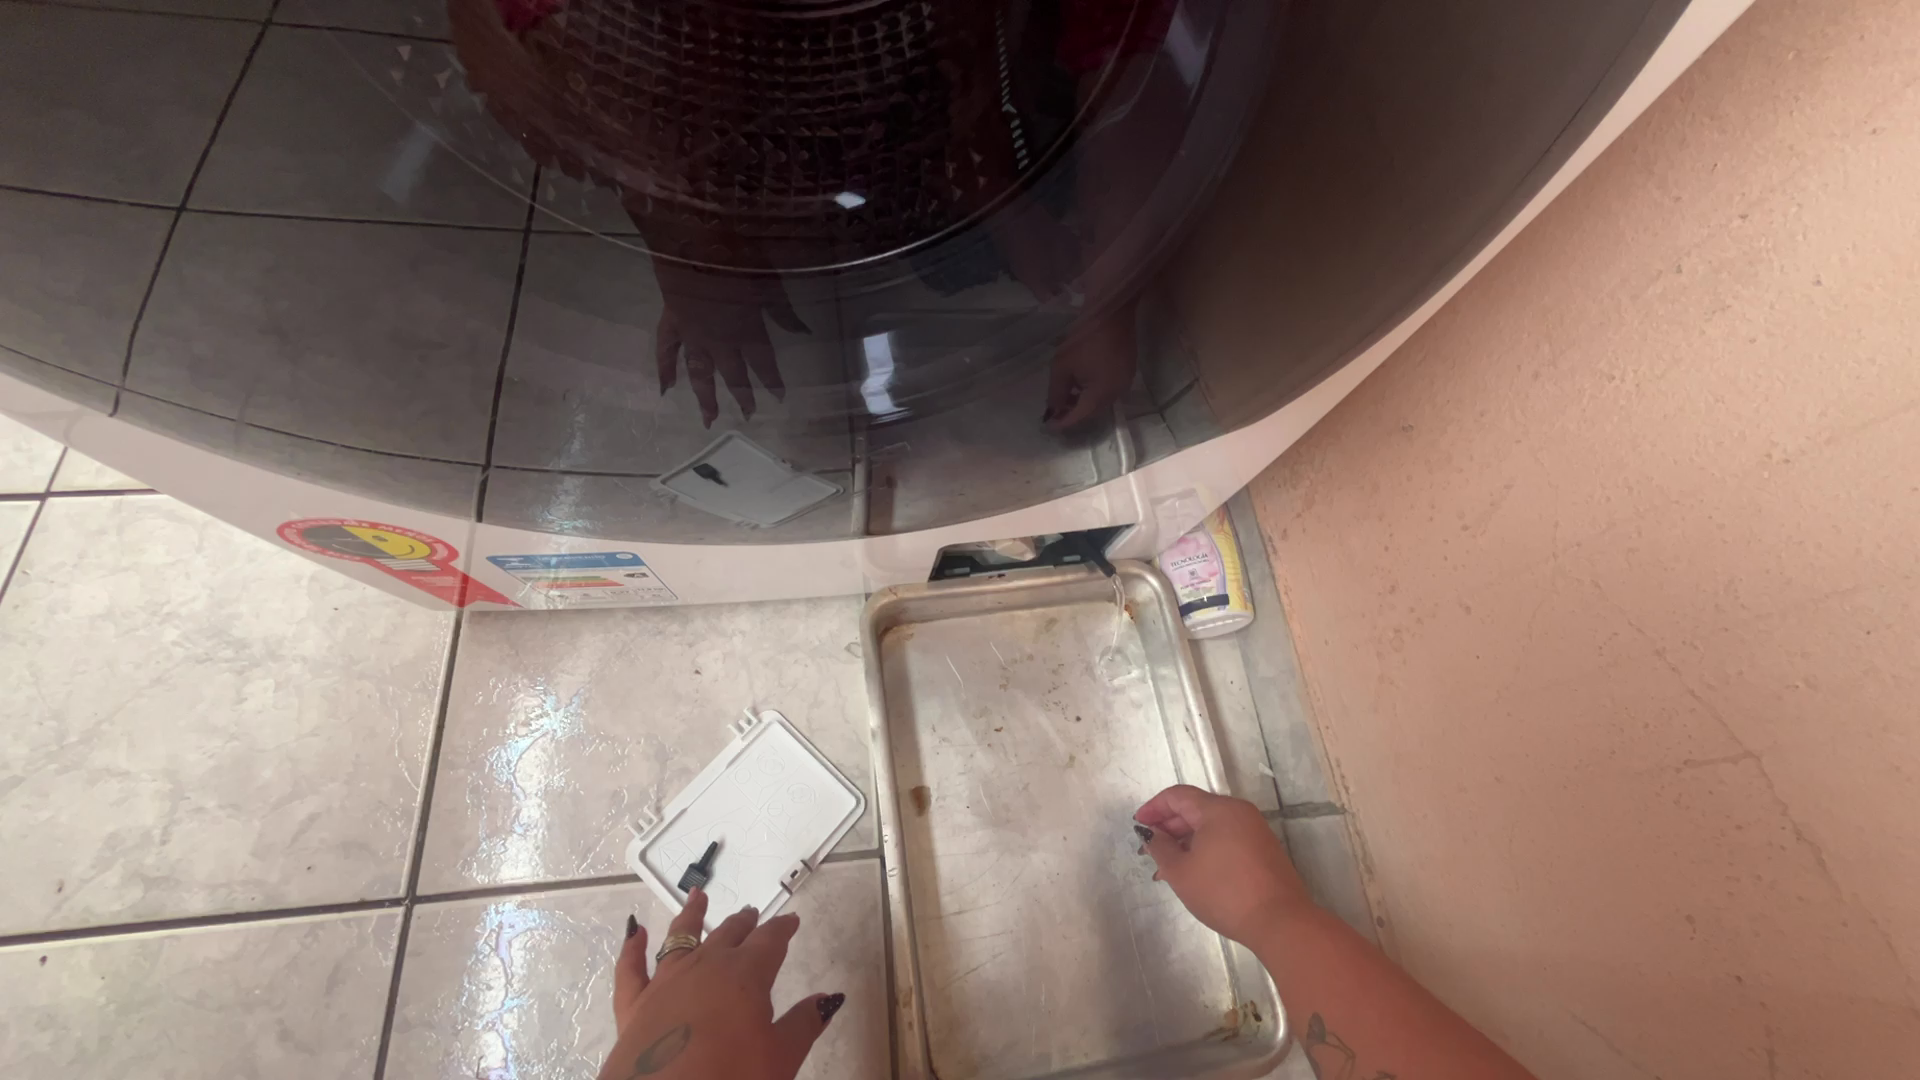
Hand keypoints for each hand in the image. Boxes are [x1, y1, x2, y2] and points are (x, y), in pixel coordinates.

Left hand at [597, 888, 842, 1079]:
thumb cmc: (730, 1078)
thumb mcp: (779, 1058)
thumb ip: (804, 1023)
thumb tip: (829, 997)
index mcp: (746, 973)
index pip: (770, 940)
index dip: (783, 928)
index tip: (792, 920)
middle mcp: (707, 965)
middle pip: (729, 934)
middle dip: (743, 922)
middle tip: (752, 913)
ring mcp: (666, 982)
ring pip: (680, 938)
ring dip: (692, 916)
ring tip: (698, 896)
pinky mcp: (633, 1006)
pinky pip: (630, 970)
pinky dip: (631, 949)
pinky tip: (634, 932)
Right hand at [651, 259, 802, 427]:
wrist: (693, 235)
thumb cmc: (737, 254)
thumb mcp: (770, 282)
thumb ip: (783, 312)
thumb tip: (804, 332)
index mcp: (747, 330)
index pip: (764, 363)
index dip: (772, 382)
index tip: (779, 398)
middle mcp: (721, 340)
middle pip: (733, 375)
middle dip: (743, 396)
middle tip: (748, 417)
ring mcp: (693, 334)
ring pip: (700, 373)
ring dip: (705, 397)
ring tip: (709, 419)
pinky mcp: (671, 321)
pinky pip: (666, 350)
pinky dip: (664, 370)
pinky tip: (664, 390)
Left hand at [1044, 304, 1137, 430]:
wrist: (1109, 313)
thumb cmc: (1083, 339)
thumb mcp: (1062, 367)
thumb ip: (1056, 393)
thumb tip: (1053, 411)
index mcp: (1101, 395)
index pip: (1079, 417)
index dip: (1063, 423)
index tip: (1048, 426)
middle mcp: (1116, 394)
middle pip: (1092, 412)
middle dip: (1073, 414)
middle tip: (1055, 413)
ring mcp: (1124, 383)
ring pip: (1100, 402)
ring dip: (1083, 403)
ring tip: (1065, 399)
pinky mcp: (1127, 372)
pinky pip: (1108, 390)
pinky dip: (1093, 393)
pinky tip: (1081, 386)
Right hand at [1134, 785, 1315, 945]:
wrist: (1282, 923)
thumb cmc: (1225, 893)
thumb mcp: (1181, 872)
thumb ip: (1160, 848)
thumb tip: (1152, 835)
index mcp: (1218, 810)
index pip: (1178, 796)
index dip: (1154, 808)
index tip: (1138, 826)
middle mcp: (1238, 812)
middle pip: (1195, 809)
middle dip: (1169, 828)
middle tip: (1150, 850)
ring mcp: (1254, 831)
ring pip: (1211, 827)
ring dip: (1186, 842)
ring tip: (1169, 868)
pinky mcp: (1264, 851)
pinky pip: (1227, 839)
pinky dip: (1207, 849)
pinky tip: (1195, 873)